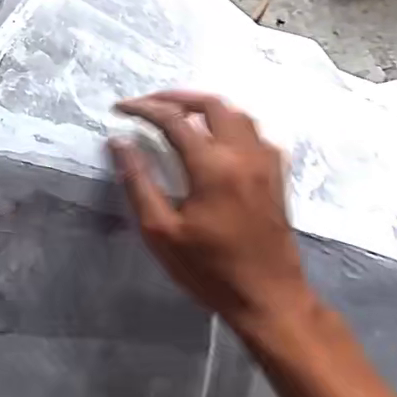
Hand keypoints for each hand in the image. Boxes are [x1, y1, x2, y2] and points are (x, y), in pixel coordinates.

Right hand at [108, 91, 314, 331]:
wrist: (269, 300)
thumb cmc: (208, 268)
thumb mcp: (159, 230)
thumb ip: (138, 181)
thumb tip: (119, 142)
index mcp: (212, 167)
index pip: (173, 120)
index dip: (142, 109)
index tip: (119, 110)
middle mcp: (243, 157)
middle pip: (213, 105)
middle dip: (176, 97)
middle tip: (148, 103)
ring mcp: (266, 165)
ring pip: (239, 115)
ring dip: (206, 106)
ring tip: (178, 113)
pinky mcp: (276, 178)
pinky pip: (257, 134)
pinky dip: (231, 124)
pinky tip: (216, 138)